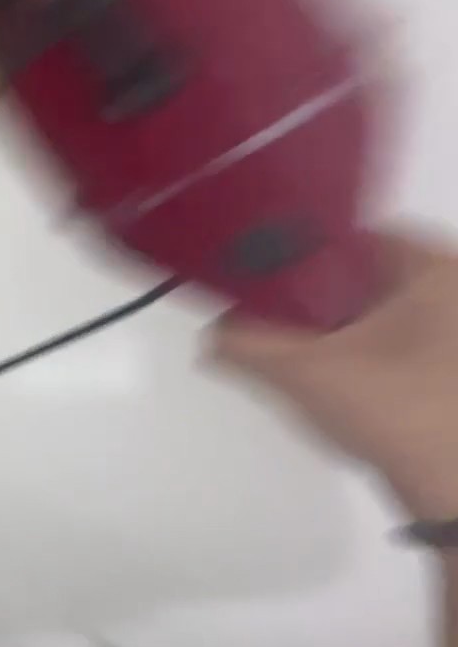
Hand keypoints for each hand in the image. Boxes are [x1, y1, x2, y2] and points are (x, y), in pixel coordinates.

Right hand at [214, 230, 457, 520]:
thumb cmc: (394, 408)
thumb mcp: (298, 371)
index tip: (248, 286)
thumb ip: (239, 342)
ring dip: (319, 332)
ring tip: (286, 361)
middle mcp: (455, 290)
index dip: (292, 256)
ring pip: (367, 313)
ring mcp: (454, 330)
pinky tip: (325, 384)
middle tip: (259, 328)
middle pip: (357, 277)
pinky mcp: (445, 365)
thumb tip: (214, 332)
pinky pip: (386, 341)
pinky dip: (347, 354)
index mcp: (436, 272)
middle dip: (301, 301)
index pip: (350, 237)